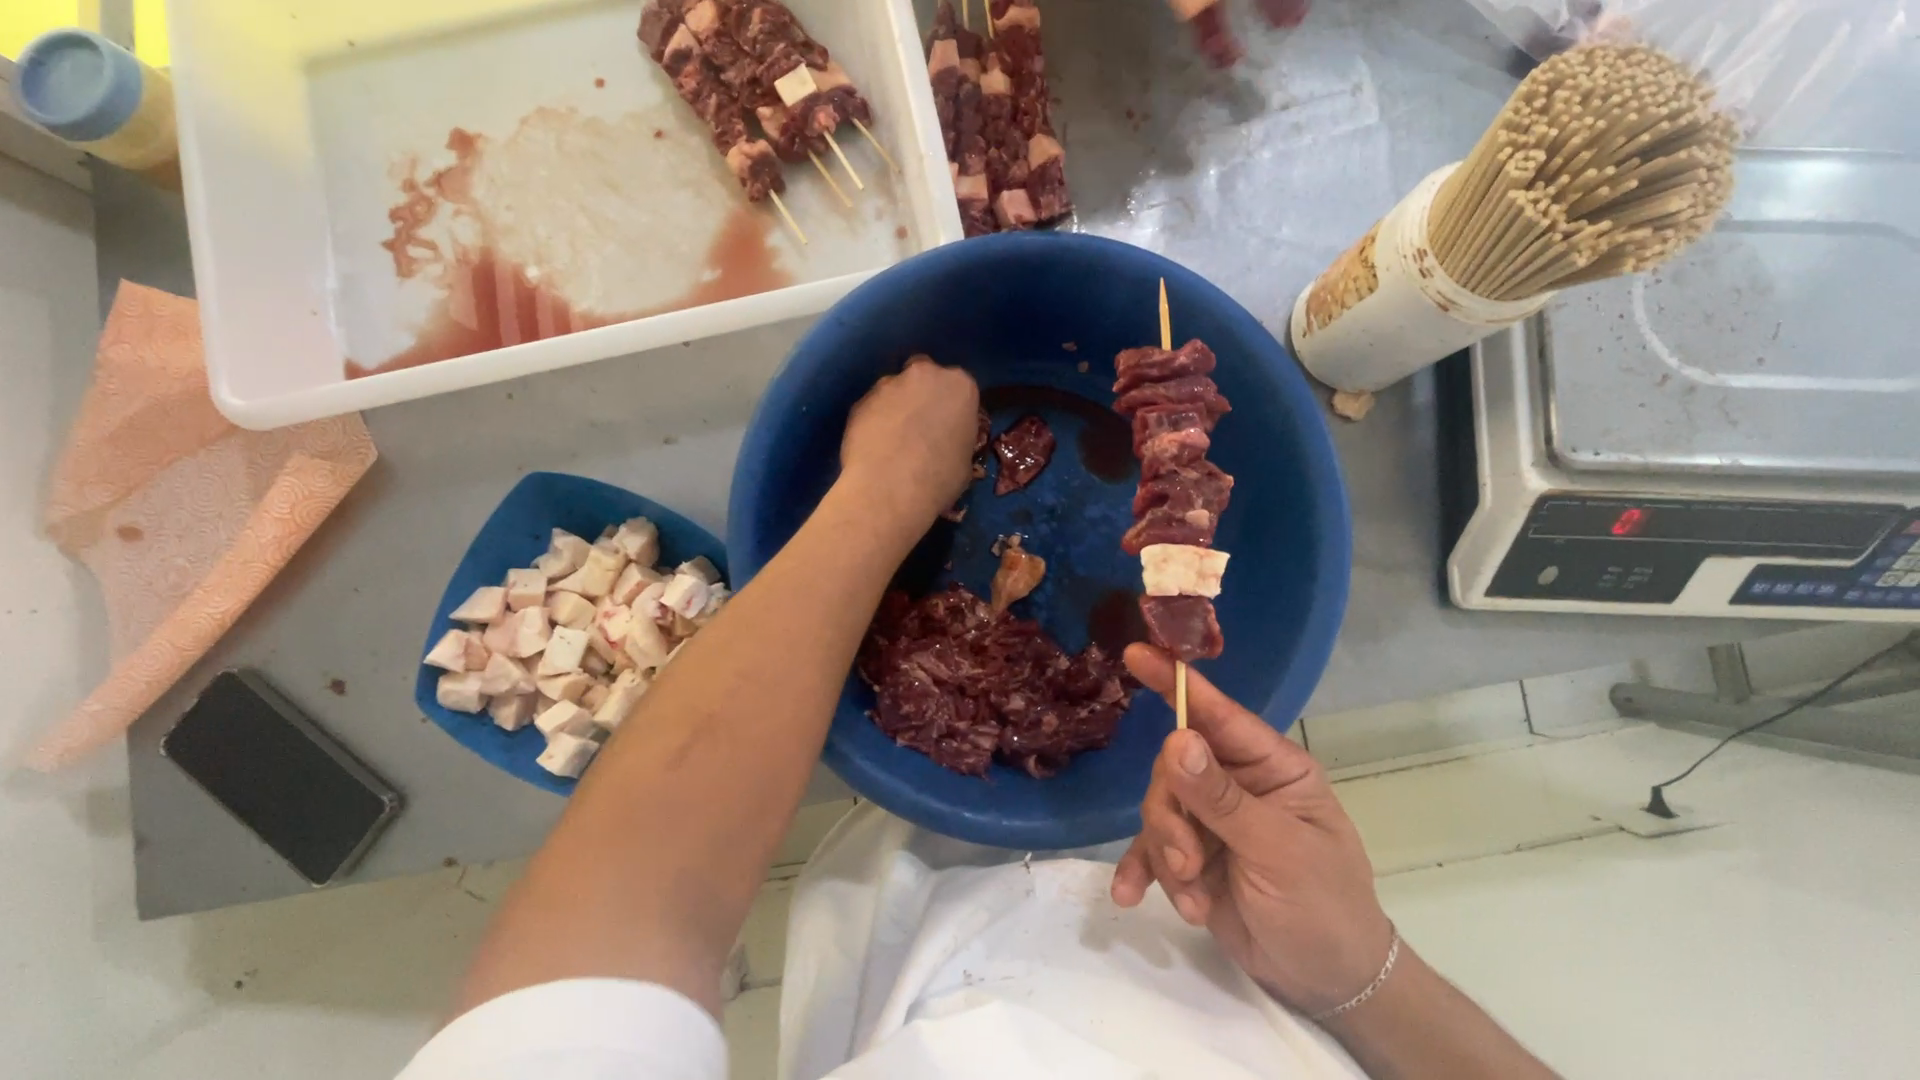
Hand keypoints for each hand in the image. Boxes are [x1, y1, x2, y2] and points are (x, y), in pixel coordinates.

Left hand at [839, 355, 980, 527]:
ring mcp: (888, 384)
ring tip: (891, 439)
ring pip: (893, 389)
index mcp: (960, 385)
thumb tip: (947, 444)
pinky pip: (871, 407)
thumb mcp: (965, 461)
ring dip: (894, 406)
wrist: (889, 490)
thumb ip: (956, 437)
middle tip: (918, 426)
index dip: (951, 406)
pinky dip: (872, 420)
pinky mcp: (860, 400)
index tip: (947, 425)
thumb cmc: (939, 479)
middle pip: (923, 375)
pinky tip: (872, 446)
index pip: (959, 387)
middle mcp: (924, 374)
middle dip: (921, 394)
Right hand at [1111, 646, 1394, 1015]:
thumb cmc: (1324, 905)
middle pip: (1174, 768)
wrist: (1329, 982)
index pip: (1218, 714)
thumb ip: (1221, 797)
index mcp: (1272, 768)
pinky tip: (1130, 895)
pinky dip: (1143, 871)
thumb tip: (1176, 740)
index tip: (1136, 653)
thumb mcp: (1277, 849)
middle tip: (1189, 860)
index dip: (1177, 682)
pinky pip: (1151, 850)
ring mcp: (1212, 822)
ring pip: (1159, 809)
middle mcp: (1238, 785)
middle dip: (1172, 815)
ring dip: (1167, 854)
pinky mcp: (1192, 859)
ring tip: (1193, 895)